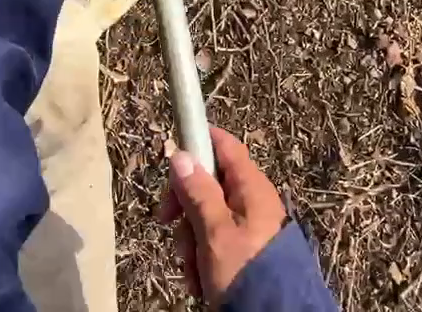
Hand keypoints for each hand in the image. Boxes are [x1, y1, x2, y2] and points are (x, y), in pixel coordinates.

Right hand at [157, 127, 286, 305]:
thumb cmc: (245, 272)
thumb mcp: (215, 232)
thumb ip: (198, 192)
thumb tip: (181, 154)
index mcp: (251, 188)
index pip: (224, 145)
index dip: (198, 142)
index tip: (172, 158)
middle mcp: (253, 202)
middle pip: (209, 183)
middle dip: (186, 204)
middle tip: (168, 222)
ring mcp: (251, 229)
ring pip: (208, 216)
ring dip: (191, 238)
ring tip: (191, 266)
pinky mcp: (247, 254)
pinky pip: (216, 242)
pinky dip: (203, 256)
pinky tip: (199, 279)